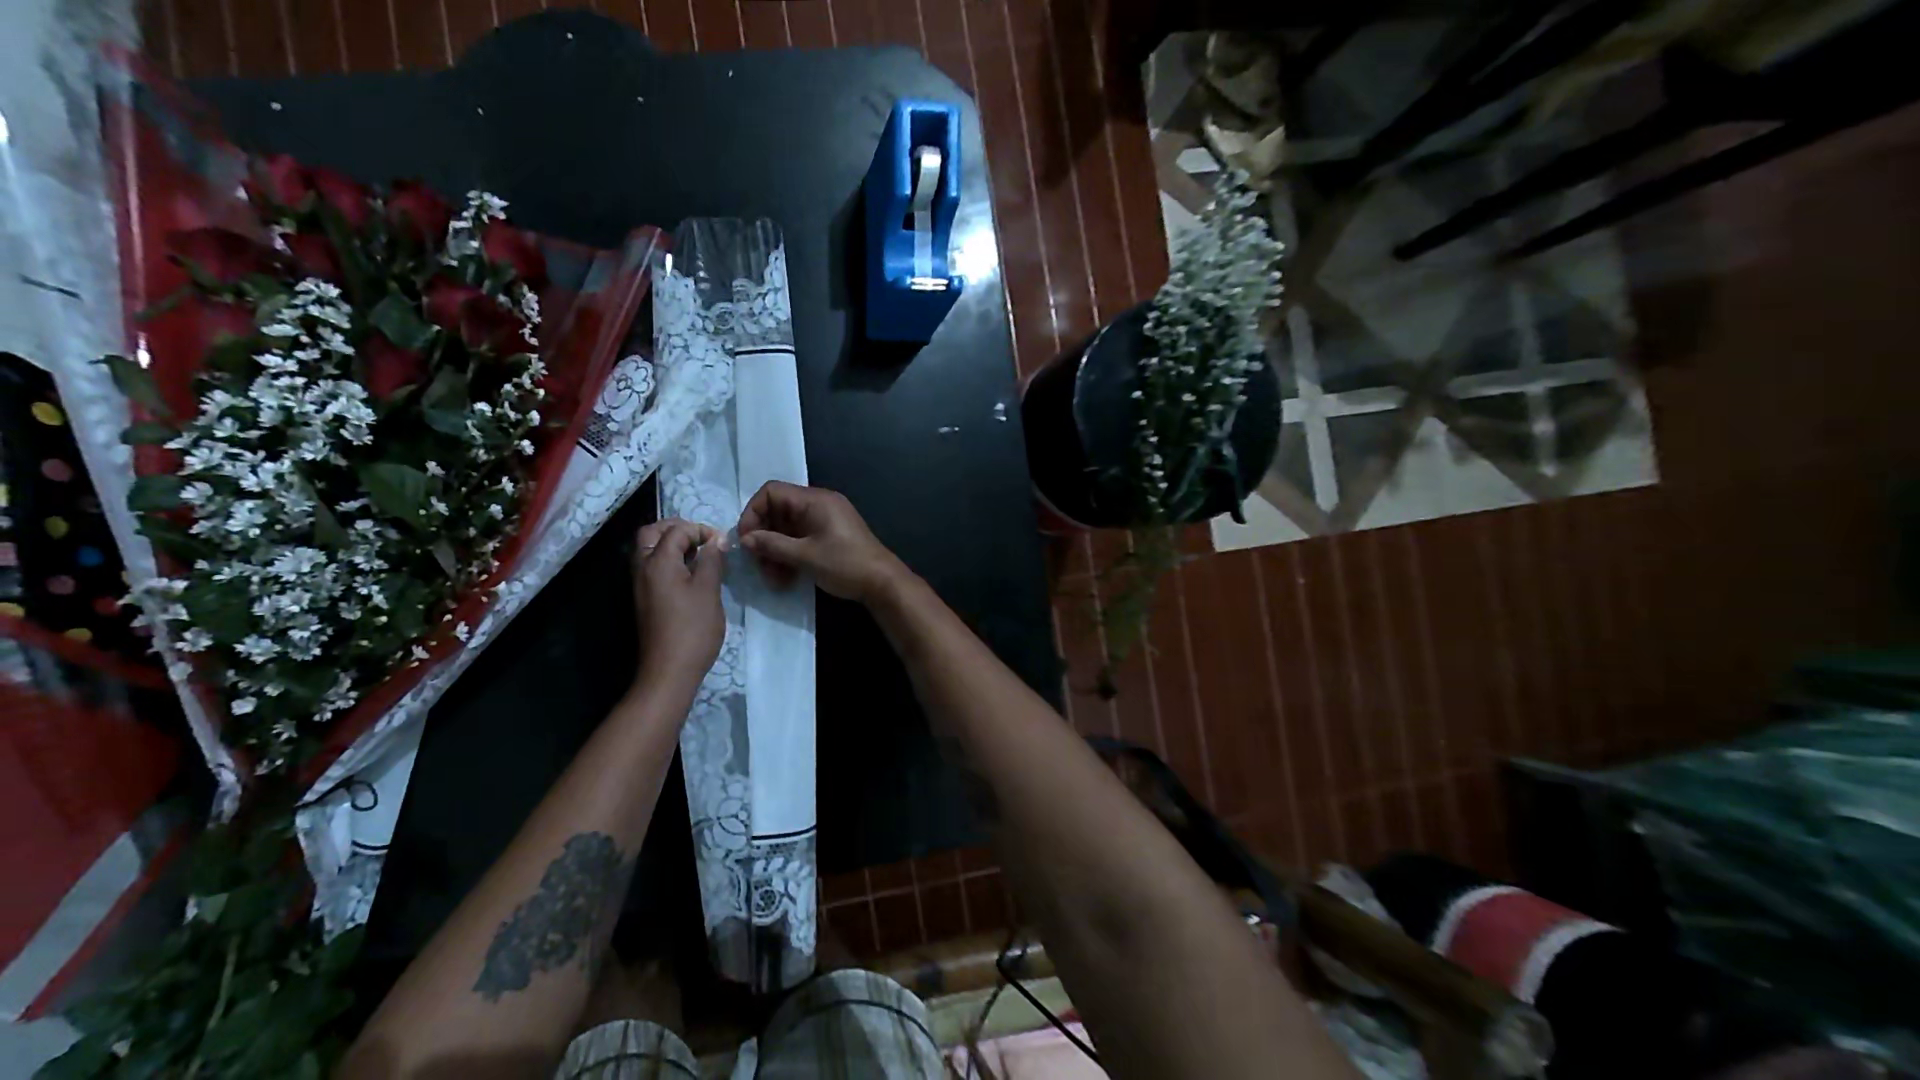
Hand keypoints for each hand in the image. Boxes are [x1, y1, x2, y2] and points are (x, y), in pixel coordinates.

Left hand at [631, 518, 724, 690]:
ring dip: (670, 544)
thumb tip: (716, 540)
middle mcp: (642, 568)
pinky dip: (667, 560)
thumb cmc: (693, 629)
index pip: (675, 530)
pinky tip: (690, 574)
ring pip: (648, 550)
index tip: (721, 542)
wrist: (668, 670)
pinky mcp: (644, 598)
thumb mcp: (709, 591)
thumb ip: (712, 561)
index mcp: (657, 561)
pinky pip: (651, 566)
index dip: (699, 529)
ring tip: (699, 555)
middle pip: (651, 533)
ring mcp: (639, 584)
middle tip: (702, 539)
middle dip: (677, 529)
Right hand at [736, 481, 910, 603]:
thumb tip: (744, 539)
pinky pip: (799, 539)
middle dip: (764, 538)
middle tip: (757, 564)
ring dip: (775, 552)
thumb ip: (773, 545)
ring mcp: (824, 521)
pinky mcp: (828, 537)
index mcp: (815, 500)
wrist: (883, 582)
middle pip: (778, 511)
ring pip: (787, 529)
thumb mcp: (806, 556)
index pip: (772, 492)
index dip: (753, 513)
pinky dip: (789, 555)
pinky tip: (785, 578)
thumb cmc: (845, 564)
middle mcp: (819, 505)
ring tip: (772, 578)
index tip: (746, 539)